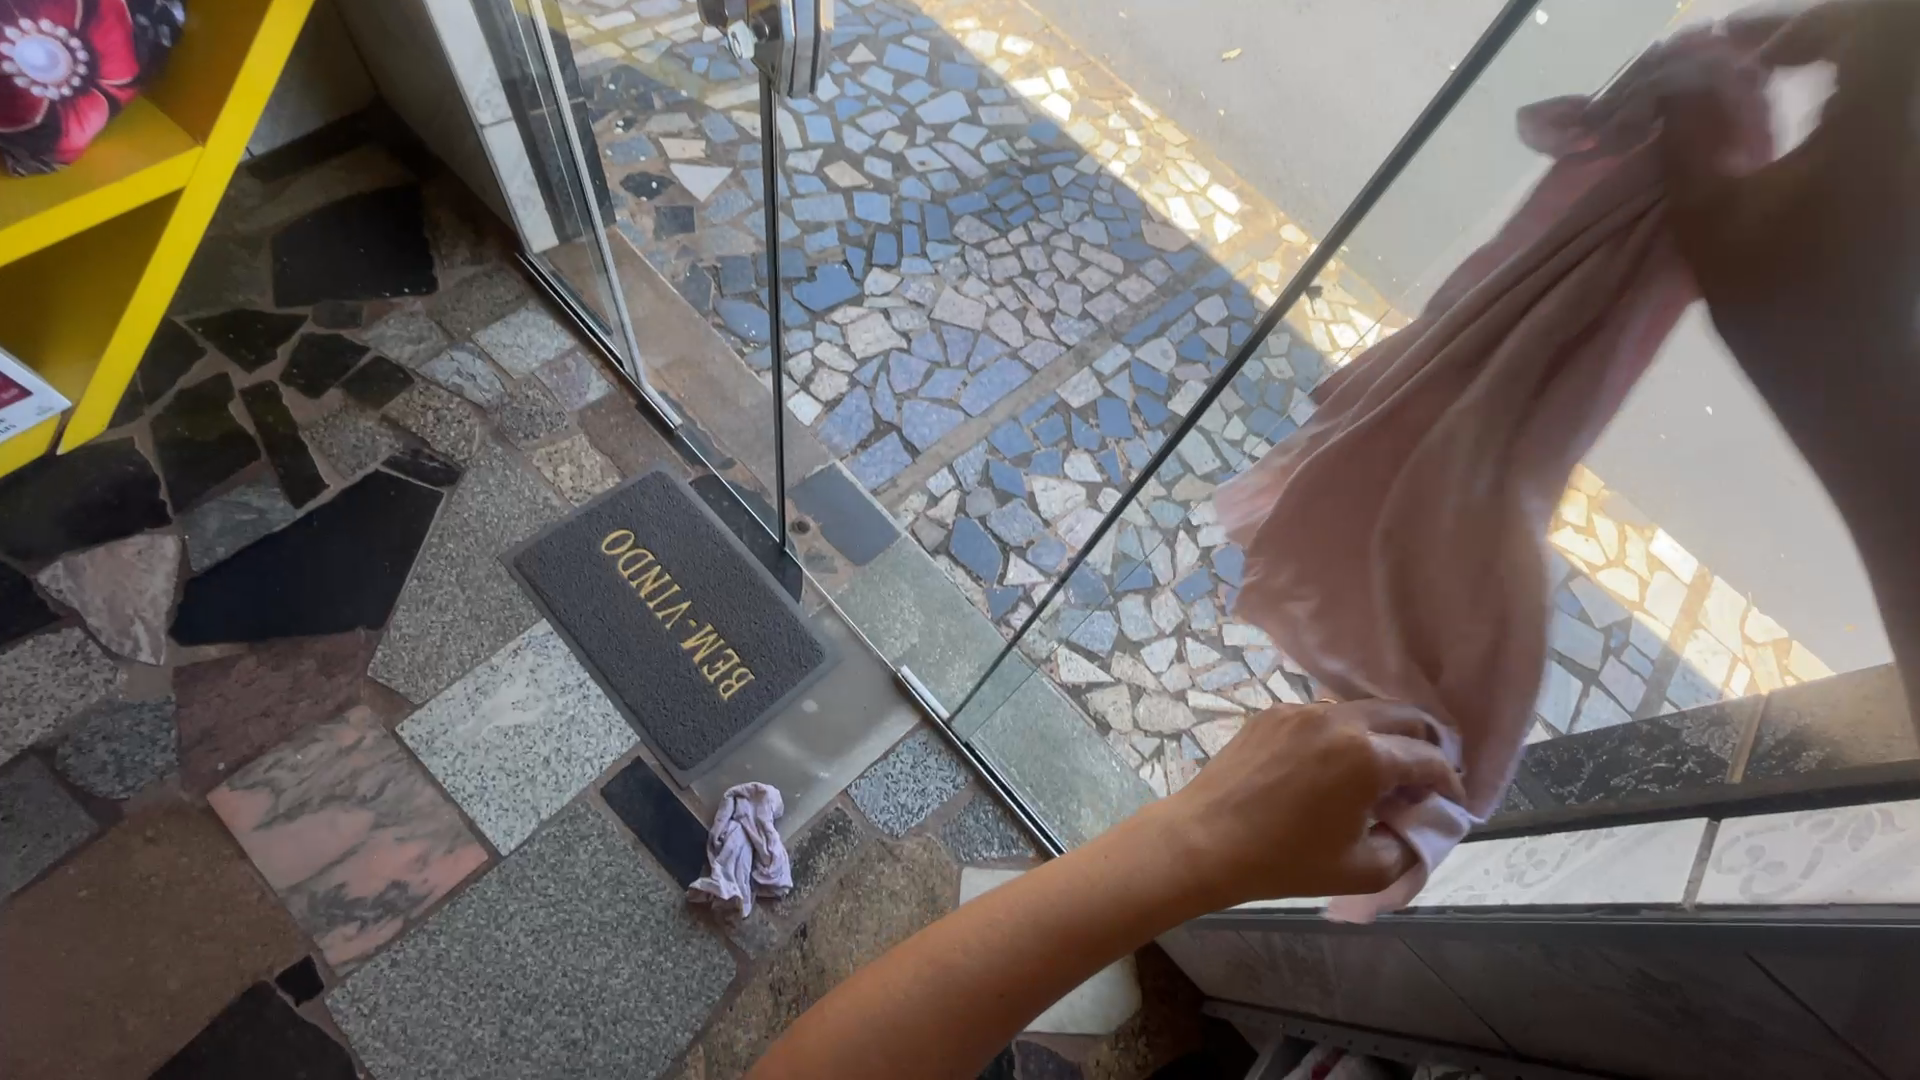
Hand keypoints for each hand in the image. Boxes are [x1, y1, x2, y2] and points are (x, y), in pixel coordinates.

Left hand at [1155, 700, 1463, 908]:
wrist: (1205, 839)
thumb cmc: (1285, 860)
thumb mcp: (1364, 869)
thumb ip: (1408, 844)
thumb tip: (1419, 822)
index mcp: (1365, 755)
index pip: (1428, 759)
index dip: (1449, 783)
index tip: (1451, 802)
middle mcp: (1334, 720)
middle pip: (1400, 715)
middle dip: (1423, 743)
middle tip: (1425, 777)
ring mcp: (1296, 711)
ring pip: (1358, 710)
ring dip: (1380, 734)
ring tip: (1380, 772)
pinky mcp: (1268, 714)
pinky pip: (1320, 715)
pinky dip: (1341, 733)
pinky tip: (1334, 764)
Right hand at [1661, 1, 1918, 394]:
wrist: (1863, 368)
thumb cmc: (1781, 301)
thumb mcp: (1711, 221)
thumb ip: (1691, 140)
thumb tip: (1677, 80)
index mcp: (1889, 110)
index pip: (1858, 19)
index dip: (1788, 25)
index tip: (1721, 54)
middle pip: (1891, 27)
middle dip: (1821, 34)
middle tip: (1754, 66)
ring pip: (1898, 60)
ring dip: (1846, 58)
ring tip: (1780, 87)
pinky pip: (1901, 99)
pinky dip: (1866, 90)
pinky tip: (1822, 117)